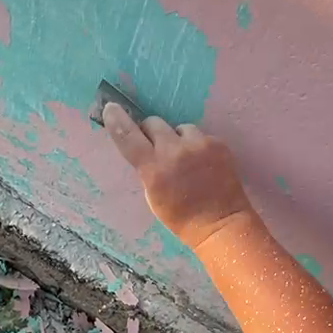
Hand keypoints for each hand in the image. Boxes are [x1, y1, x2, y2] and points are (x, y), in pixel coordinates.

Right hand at [101, 103, 254, 248]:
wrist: (221, 224)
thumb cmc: (181, 217)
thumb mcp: (153, 196)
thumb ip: (147, 168)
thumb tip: (145, 147)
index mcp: (154, 170)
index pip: (128, 136)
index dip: (117, 120)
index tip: (112, 108)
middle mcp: (175, 152)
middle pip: (153, 123)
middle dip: (150, 133)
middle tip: (157, 149)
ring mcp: (199, 145)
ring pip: (178, 128)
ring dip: (177, 138)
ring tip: (185, 159)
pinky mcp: (218, 144)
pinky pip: (200, 136)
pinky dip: (197, 146)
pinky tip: (202, 164)